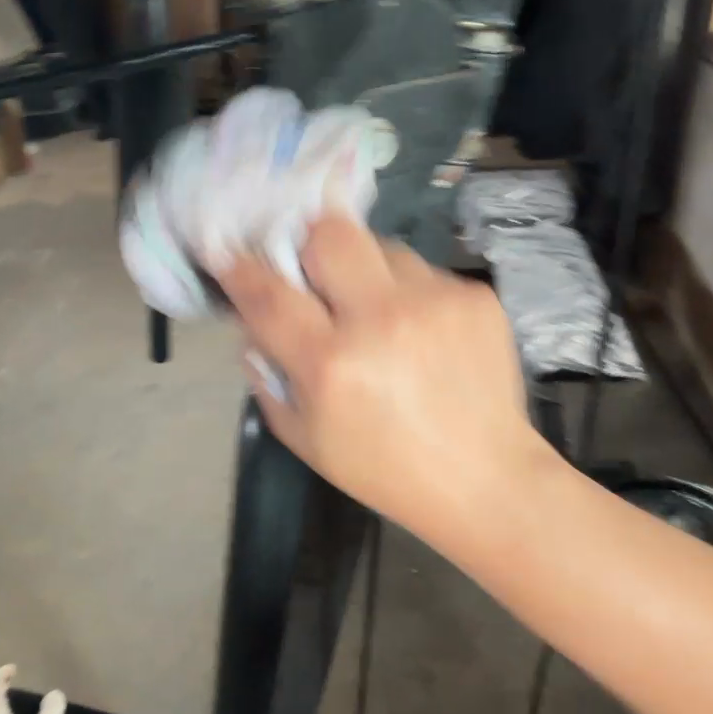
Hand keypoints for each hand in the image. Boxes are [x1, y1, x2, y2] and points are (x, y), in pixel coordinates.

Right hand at [211, 217, 549, 545]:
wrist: (483, 479)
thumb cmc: (384, 469)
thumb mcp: (306, 438)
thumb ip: (269, 376)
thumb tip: (253, 324)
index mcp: (331, 364)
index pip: (270, 294)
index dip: (241, 269)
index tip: (229, 254)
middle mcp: (381, 319)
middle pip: (330, 235)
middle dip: (311, 247)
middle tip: (315, 276)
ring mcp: (435, 301)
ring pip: (381, 247)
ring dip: (366, 273)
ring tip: (377, 315)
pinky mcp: (475, 297)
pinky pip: (423, 272)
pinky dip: (409, 294)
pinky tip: (420, 334)